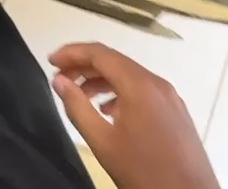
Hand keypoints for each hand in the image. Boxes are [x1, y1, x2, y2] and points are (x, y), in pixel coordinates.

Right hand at [49, 42, 221, 188]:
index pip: (99, 53)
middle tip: (60, 78)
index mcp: (139, 85)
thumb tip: (59, 80)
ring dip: (101, 80)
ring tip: (80, 96)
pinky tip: (109, 112)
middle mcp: (157, 83)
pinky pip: (143, 90)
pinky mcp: (177, 113)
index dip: (71, 53)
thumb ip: (77, 107)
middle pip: (114, 61)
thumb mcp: (103, 143)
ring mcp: (170, 97)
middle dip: (84, 66)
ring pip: (129, 75)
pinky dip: (120, 92)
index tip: (51, 62)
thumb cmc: (145, 174)